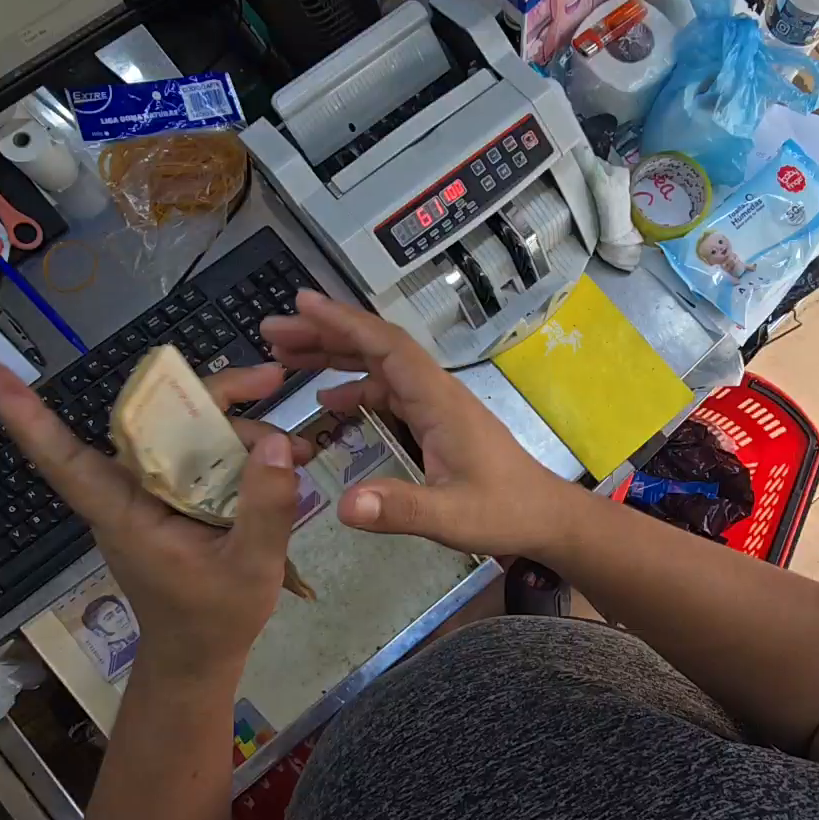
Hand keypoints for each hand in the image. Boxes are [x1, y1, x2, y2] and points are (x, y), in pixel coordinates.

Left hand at [0, 359, 314, 684]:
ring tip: (298, 450)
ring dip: (243, 431)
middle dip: (215, 393)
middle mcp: (130, 495)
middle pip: (155, 423)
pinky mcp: (176, 500)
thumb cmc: (213, 619)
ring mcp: (154, 496)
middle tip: (273, 379)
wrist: (201, 655)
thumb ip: (265, 507)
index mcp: (125, 513)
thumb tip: (279, 442)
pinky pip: (203, 458)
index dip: (24, 414)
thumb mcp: (251, 566)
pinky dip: (242, 453)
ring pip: (189, 436)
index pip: (64, 458)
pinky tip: (284, 461)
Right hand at [261, 291, 582, 557]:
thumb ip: (401, 509)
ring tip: (287, 356)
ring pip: (381, 368)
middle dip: (326, 334)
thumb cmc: (505, 511)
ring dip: (336, 358)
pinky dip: (357, 389)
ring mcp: (437, 406)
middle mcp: (437, 393)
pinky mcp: (437, 423)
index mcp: (440, 401)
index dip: (344, 322)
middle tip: (274, 331)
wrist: (545, 516)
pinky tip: (330, 401)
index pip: (388, 346)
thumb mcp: (451, 517)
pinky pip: (390, 393)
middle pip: (378, 348)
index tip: (302, 302)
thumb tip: (344, 505)